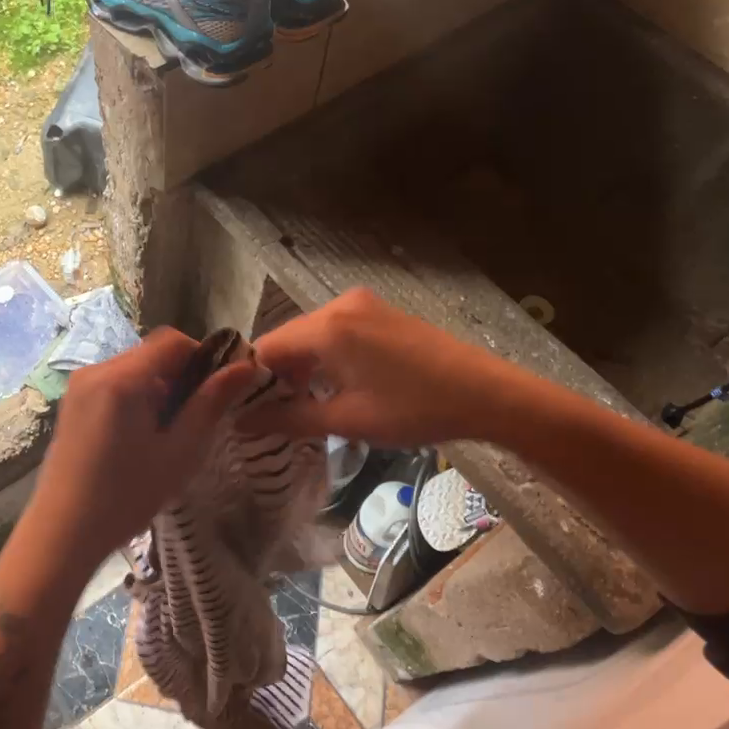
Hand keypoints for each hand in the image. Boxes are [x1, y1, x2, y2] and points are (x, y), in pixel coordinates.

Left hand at [20, 328, 256, 568]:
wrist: (63, 531)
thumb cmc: (126, 495)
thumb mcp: (179, 451)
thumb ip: (211, 403)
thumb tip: (246, 366)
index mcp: (122, 378)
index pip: (173, 341)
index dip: (204, 357)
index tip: (221, 390)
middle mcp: (96, 370)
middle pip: (152, 353)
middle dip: (181, 377)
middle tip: (196, 420)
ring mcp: (79, 386)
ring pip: (134, 369)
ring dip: (159, 389)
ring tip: (168, 434)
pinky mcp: (72, 403)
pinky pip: (115, 384)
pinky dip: (137, 398)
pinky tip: (140, 439)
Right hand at [245, 288, 525, 446]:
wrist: (487, 394)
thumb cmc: (414, 410)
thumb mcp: (347, 420)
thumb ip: (289, 419)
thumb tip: (241, 423)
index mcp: (327, 328)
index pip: (265, 347)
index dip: (250, 380)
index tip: (244, 411)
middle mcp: (339, 305)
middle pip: (287, 338)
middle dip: (275, 375)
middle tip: (272, 415)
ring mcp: (363, 305)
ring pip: (311, 335)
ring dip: (301, 367)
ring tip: (302, 406)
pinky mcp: (380, 312)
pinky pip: (335, 331)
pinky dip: (324, 356)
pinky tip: (333, 386)